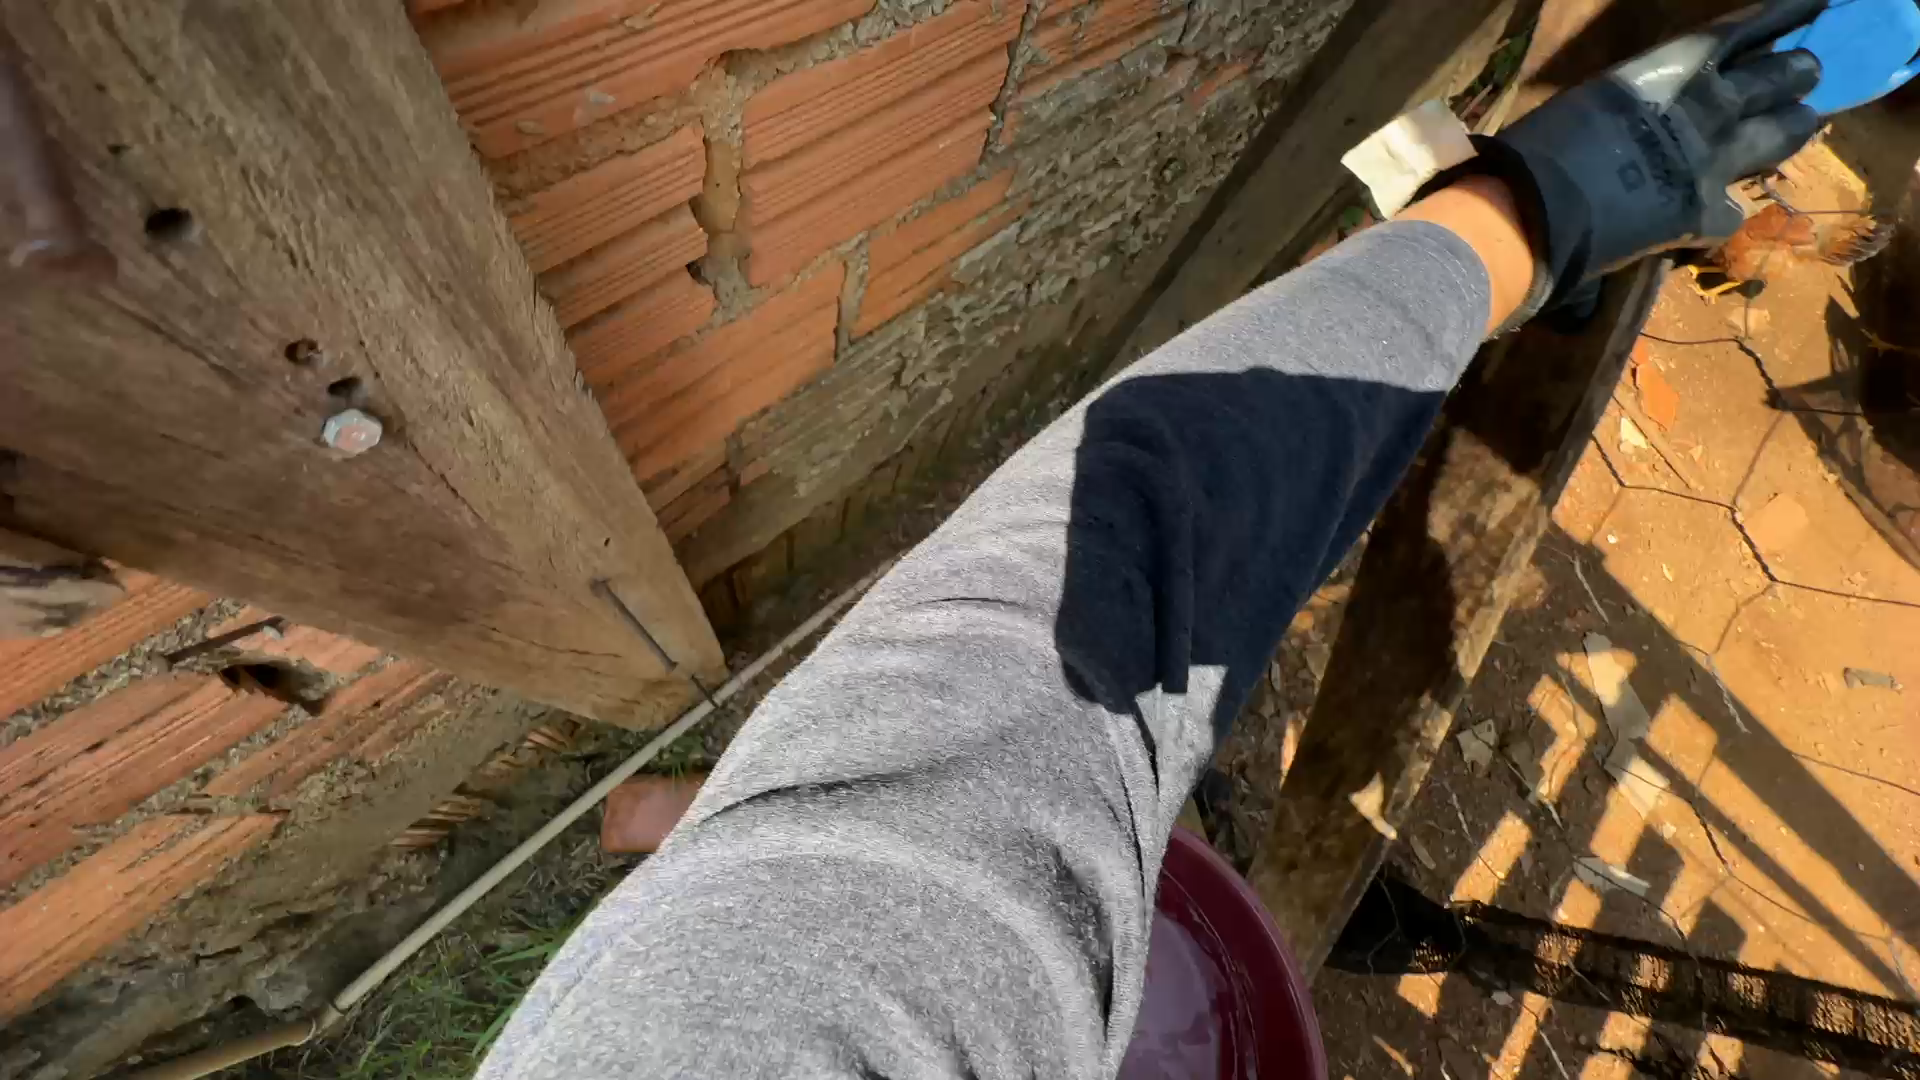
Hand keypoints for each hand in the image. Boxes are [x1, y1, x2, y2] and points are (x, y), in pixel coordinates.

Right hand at [1438, 0, 1826, 329]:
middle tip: (1789, 88)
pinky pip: (1730, 215)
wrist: (1515, 221)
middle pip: (1784, 78)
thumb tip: (1612, 128)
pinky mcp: (1697, 215)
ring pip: (1785, 137)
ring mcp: (1709, 161)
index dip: (1778, 25)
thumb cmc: (1522, 162)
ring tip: (1782, 140)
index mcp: (1668, 71)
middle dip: (1788, 82)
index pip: (1748, 31)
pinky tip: (1705, 224)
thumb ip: (1617, 114)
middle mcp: (1704, 105)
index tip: (1805, 14)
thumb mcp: (1575, 115)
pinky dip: (1718, 219)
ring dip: (1784, 137)